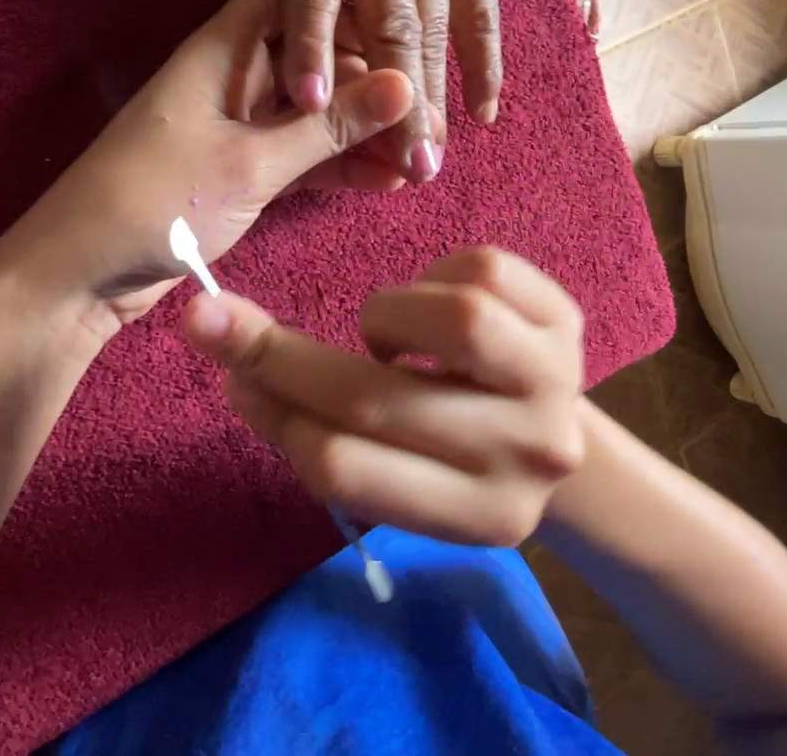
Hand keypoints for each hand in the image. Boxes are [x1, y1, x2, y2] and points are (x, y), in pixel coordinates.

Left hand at [0, 0, 414, 330]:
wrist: (80, 273)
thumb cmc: (157, 200)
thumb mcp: (250, 162)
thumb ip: (328, 126)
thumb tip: (406, 84)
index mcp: (223, 49)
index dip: (350, 1)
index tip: (412, 25)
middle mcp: (233, 76)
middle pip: (315, 59)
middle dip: (373, 85)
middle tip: (432, 119)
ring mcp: (237, 125)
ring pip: (313, 114)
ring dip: (361, 134)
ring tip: (422, 159)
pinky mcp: (239, 170)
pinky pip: (299, 156)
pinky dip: (336, 167)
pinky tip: (387, 181)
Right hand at [184, 246, 586, 546]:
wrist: (545, 428)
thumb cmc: (445, 450)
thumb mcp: (388, 462)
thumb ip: (303, 416)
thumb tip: (217, 332)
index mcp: (477, 519)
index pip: (343, 469)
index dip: (273, 415)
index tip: (228, 375)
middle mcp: (528, 458)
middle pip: (377, 400)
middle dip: (282, 356)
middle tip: (222, 319)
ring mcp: (559, 384)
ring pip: (454, 321)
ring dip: (385, 316)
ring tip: (386, 337)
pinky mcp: (569, 320)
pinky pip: (482, 267)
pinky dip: (434, 274)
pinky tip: (433, 305)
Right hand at [223, 0, 545, 181]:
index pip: (478, 5)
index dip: (482, 64)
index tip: (483, 116)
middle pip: (433, 31)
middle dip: (437, 102)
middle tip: (434, 166)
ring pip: (385, 23)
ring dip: (390, 95)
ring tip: (393, 156)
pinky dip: (311, 47)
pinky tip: (309, 101)